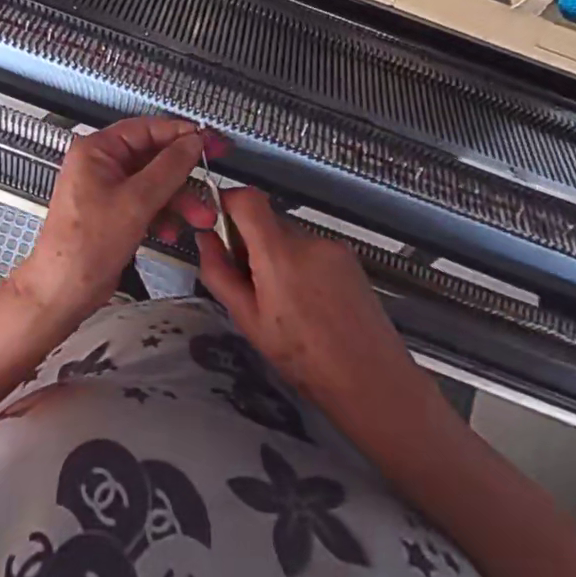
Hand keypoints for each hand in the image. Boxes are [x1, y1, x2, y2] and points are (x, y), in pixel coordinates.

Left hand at [13, 116, 216, 317]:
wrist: (64, 290)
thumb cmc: (82, 246)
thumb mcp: (137, 200)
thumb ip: (169, 167)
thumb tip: (192, 143)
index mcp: (96, 151)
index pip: (147, 128)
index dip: (181, 134)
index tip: (208, 140)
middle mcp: (100, 166)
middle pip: (153, 157)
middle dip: (183, 175)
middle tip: (208, 177)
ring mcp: (107, 190)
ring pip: (154, 183)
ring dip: (179, 199)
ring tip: (199, 215)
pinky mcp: (114, 213)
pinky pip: (147, 203)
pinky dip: (163, 214)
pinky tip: (171, 229)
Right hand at [197, 188, 420, 416]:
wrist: (370, 377)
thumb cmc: (306, 358)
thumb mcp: (249, 321)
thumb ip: (220, 274)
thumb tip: (205, 240)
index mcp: (279, 255)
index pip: (249, 199)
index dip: (227, 201)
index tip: (217, 221)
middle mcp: (308, 241)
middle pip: (267, 219)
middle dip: (251, 241)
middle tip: (249, 280)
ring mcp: (332, 246)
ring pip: (289, 235)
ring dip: (276, 254)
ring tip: (283, 298)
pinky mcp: (349, 255)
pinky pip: (312, 246)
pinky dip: (300, 262)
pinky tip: (307, 299)